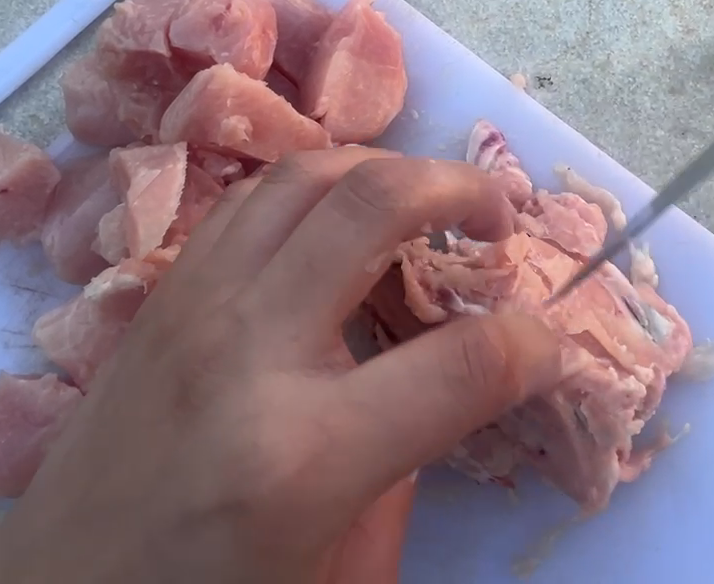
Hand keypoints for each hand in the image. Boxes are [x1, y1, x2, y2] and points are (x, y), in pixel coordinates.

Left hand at [0, 149, 563, 583]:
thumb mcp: (341, 568)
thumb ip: (412, 457)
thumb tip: (465, 369)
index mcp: (303, 456)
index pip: (462, 364)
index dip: (531, 344)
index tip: (547, 340)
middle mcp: (247, 350)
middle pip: (377, 204)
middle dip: (463, 189)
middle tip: (496, 217)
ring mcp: (196, 302)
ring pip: (310, 173)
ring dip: (390, 169)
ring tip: (427, 200)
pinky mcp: (166, 286)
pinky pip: (256, 195)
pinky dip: (321, 184)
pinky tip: (343, 215)